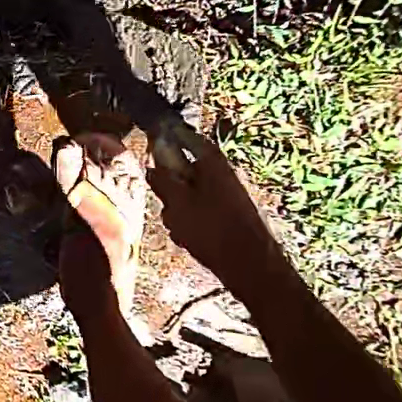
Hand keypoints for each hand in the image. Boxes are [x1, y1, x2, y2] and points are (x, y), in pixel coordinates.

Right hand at [145, 121, 299, 308]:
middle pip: (184, 170)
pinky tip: (189, 238)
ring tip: (179, 226)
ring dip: (177, 208)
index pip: (187, 138)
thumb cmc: (213, 229)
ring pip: (187, 194)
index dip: (169, 136)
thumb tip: (151, 168)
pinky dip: (189, 222)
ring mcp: (223, 197)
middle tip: (163, 199)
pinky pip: (197, 211)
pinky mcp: (224, 216)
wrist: (250, 264)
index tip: (152, 136)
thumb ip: (163, 182)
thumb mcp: (179, 203)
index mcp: (212, 164)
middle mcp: (219, 176)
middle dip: (169, 184)